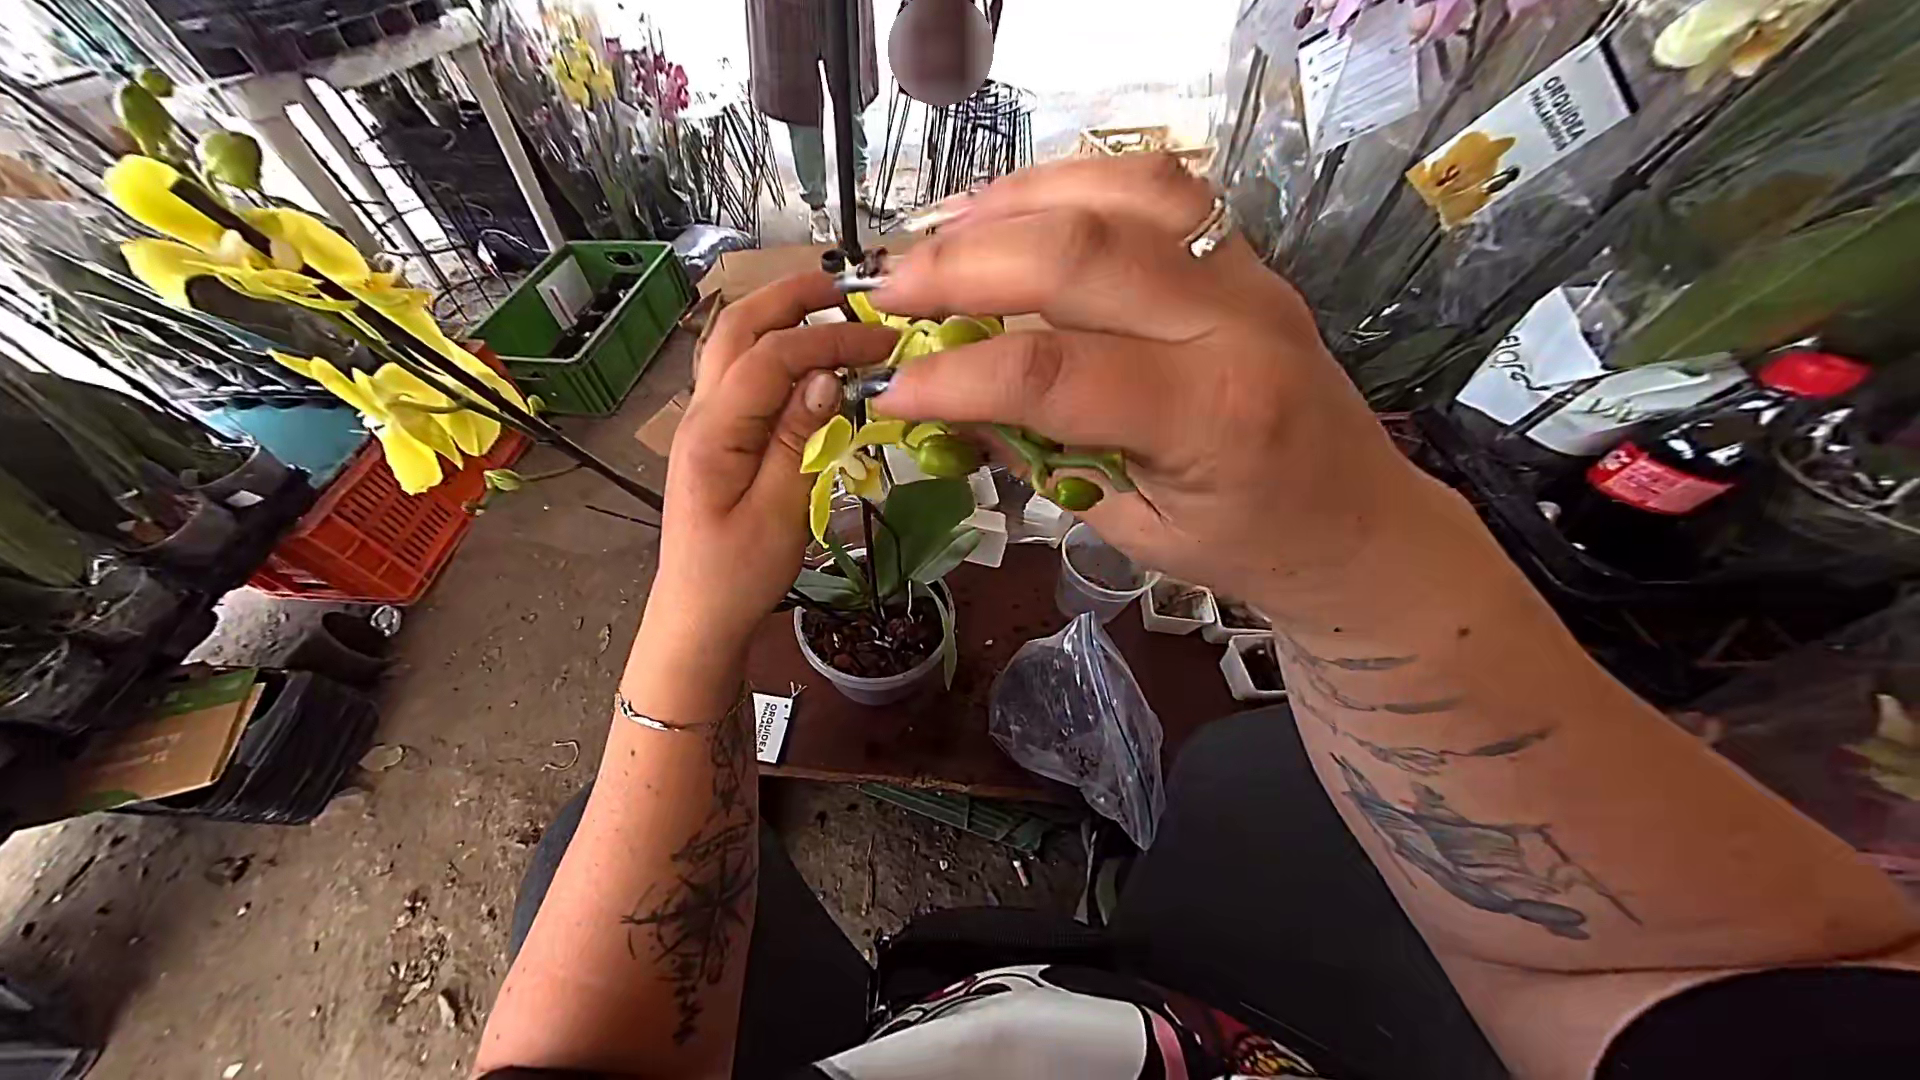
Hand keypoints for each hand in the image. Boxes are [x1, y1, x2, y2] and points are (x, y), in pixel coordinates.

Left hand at [649, 273, 897, 640]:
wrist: (698, 613)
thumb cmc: (738, 575)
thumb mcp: (778, 514)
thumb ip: (800, 440)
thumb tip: (827, 376)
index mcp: (713, 432)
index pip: (771, 358)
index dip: (828, 341)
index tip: (882, 342)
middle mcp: (701, 414)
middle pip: (738, 329)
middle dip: (790, 297)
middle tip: (845, 287)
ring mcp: (705, 423)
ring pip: (734, 346)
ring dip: (779, 316)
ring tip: (828, 307)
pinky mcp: (718, 438)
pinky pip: (742, 376)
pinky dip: (775, 351)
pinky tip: (805, 358)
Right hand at [871, 154, 1436, 608]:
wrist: (1359, 523)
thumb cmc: (1247, 547)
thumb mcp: (1134, 531)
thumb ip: (1045, 462)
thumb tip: (956, 413)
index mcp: (1209, 416)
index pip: (1055, 374)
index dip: (958, 378)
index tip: (895, 388)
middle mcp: (1234, 324)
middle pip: (1080, 258)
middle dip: (966, 267)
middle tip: (893, 288)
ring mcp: (1248, 275)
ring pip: (1121, 195)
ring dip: (1016, 204)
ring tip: (940, 232)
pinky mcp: (1245, 257)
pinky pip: (1158, 188)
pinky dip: (1076, 183)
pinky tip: (1020, 206)